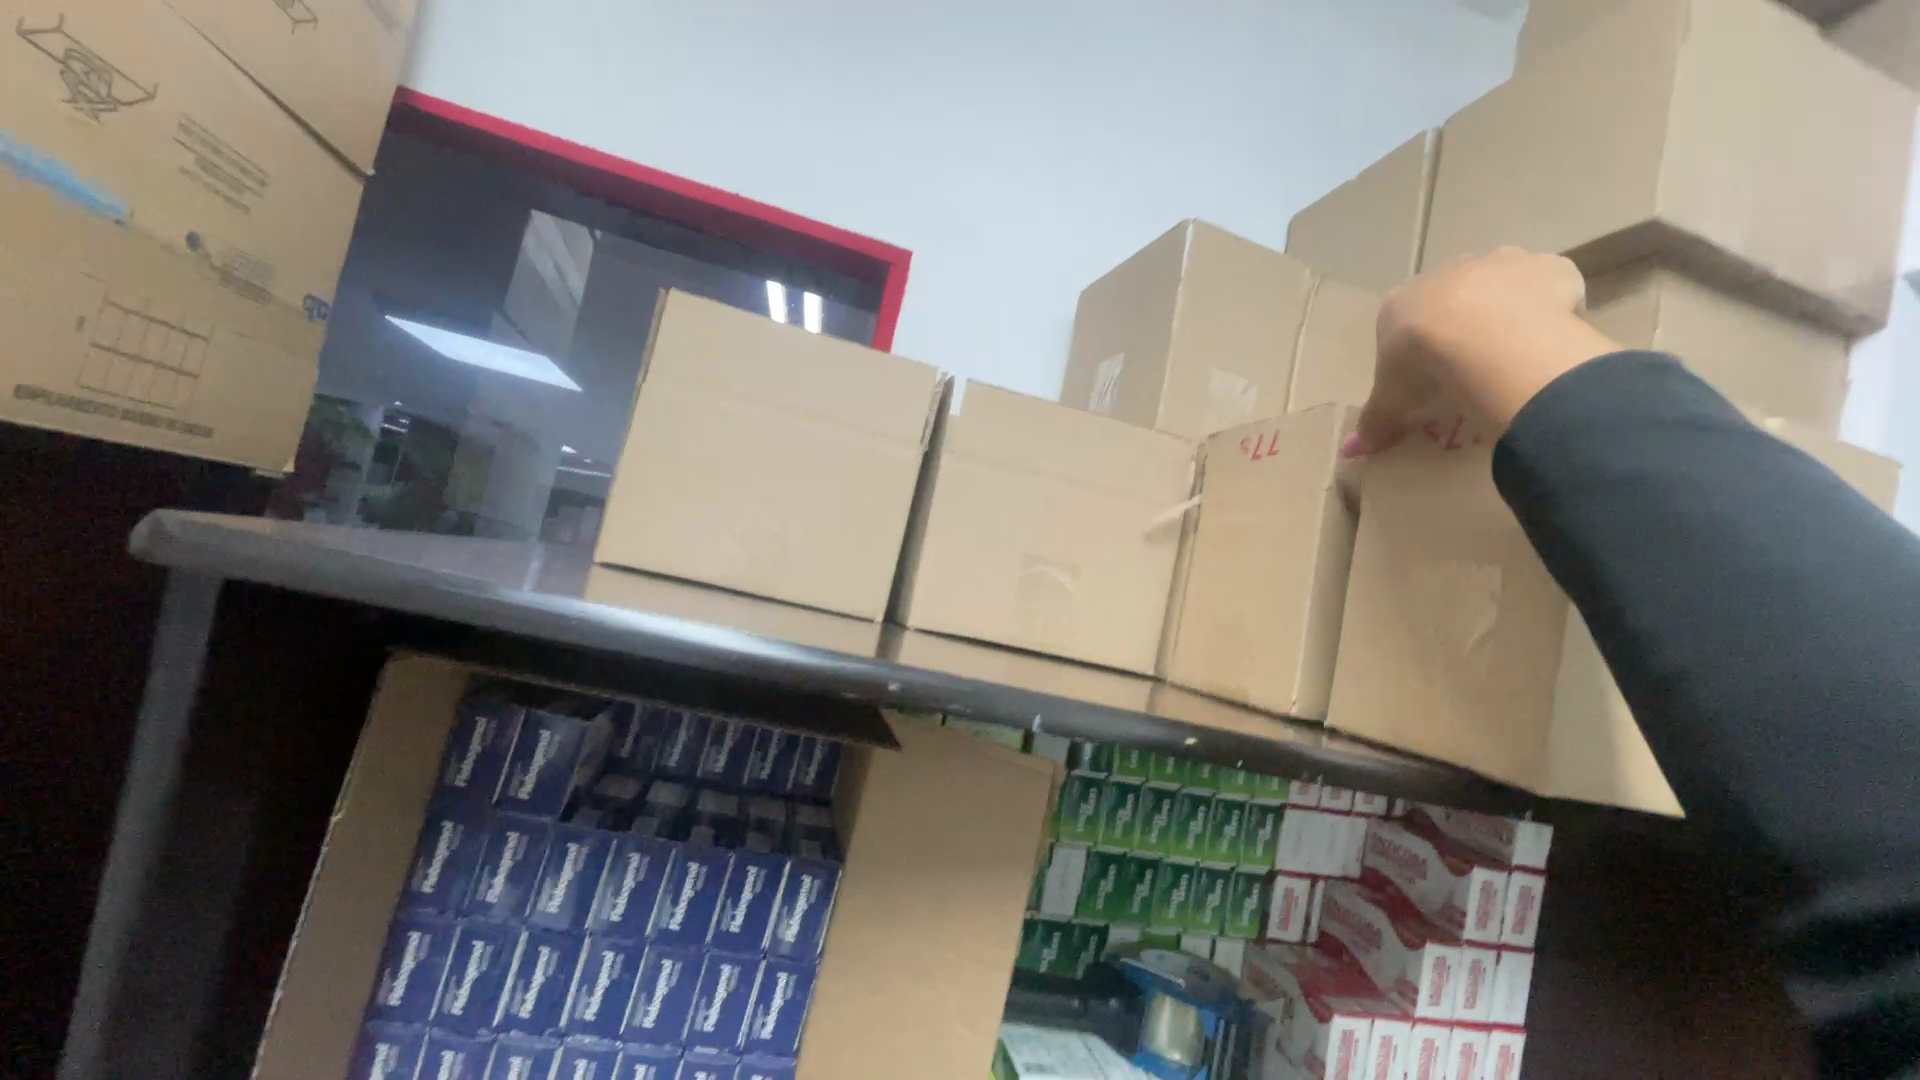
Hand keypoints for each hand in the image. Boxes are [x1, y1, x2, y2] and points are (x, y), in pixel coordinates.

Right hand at [1344, 247, 1621, 456]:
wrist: (1482, 336)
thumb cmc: (1420, 362)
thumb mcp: (1390, 401)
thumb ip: (1374, 423)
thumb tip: (1350, 452)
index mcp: (1401, 302)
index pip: (1403, 320)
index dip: (1416, 346)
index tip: (1427, 373)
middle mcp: (1448, 272)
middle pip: (1454, 296)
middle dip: (1463, 322)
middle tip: (1472, 364)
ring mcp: (1499, 263)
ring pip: (1503, 283)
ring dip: (1508, 309)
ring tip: (1513, 352)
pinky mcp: (1547, 266)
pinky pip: (1551, 287)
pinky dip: (1554, 309)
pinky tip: (1551, 339)